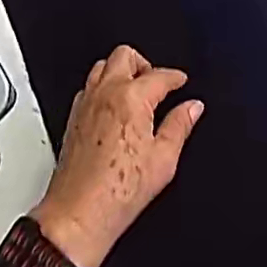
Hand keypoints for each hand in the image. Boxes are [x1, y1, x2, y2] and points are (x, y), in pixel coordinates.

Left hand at [32, 45, 204, 266]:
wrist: (81, 211)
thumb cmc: (119, 190)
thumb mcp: (164, 159)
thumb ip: (179, 126)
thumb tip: (192, 107)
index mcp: (130, 98)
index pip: (158, 75)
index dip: (175, 76)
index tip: (181, 80)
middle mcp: (105, 92)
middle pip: (124, 54)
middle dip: (144, 63)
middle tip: (157, 81)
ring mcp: (86, 101)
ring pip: (103, 65)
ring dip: (121, 70)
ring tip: (137, 90)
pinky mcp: (74, 113)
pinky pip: (89, 85)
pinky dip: (103, 86)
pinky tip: (114, 106)